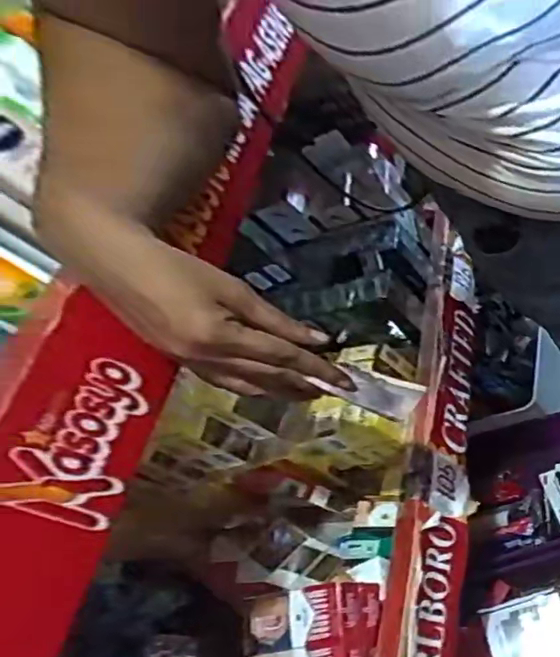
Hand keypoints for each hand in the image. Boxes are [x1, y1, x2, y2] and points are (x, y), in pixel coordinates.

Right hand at [67, 212, 348, 397]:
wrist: (104, 253)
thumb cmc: (173, 266)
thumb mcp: (234, 290)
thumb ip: (278, 320)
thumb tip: (320, 340)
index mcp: (218, 337)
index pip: (284, 359)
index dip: (319, 370)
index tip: (348, 381)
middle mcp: (202, 355)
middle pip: (268, 377)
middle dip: (305, 385)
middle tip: (334, 390)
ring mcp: (186, 360)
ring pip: (246, 386)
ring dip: (281, 391)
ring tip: (309, 392)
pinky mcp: (174, 358)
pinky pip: (222, 381)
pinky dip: (251, 387)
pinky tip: (269, 386)